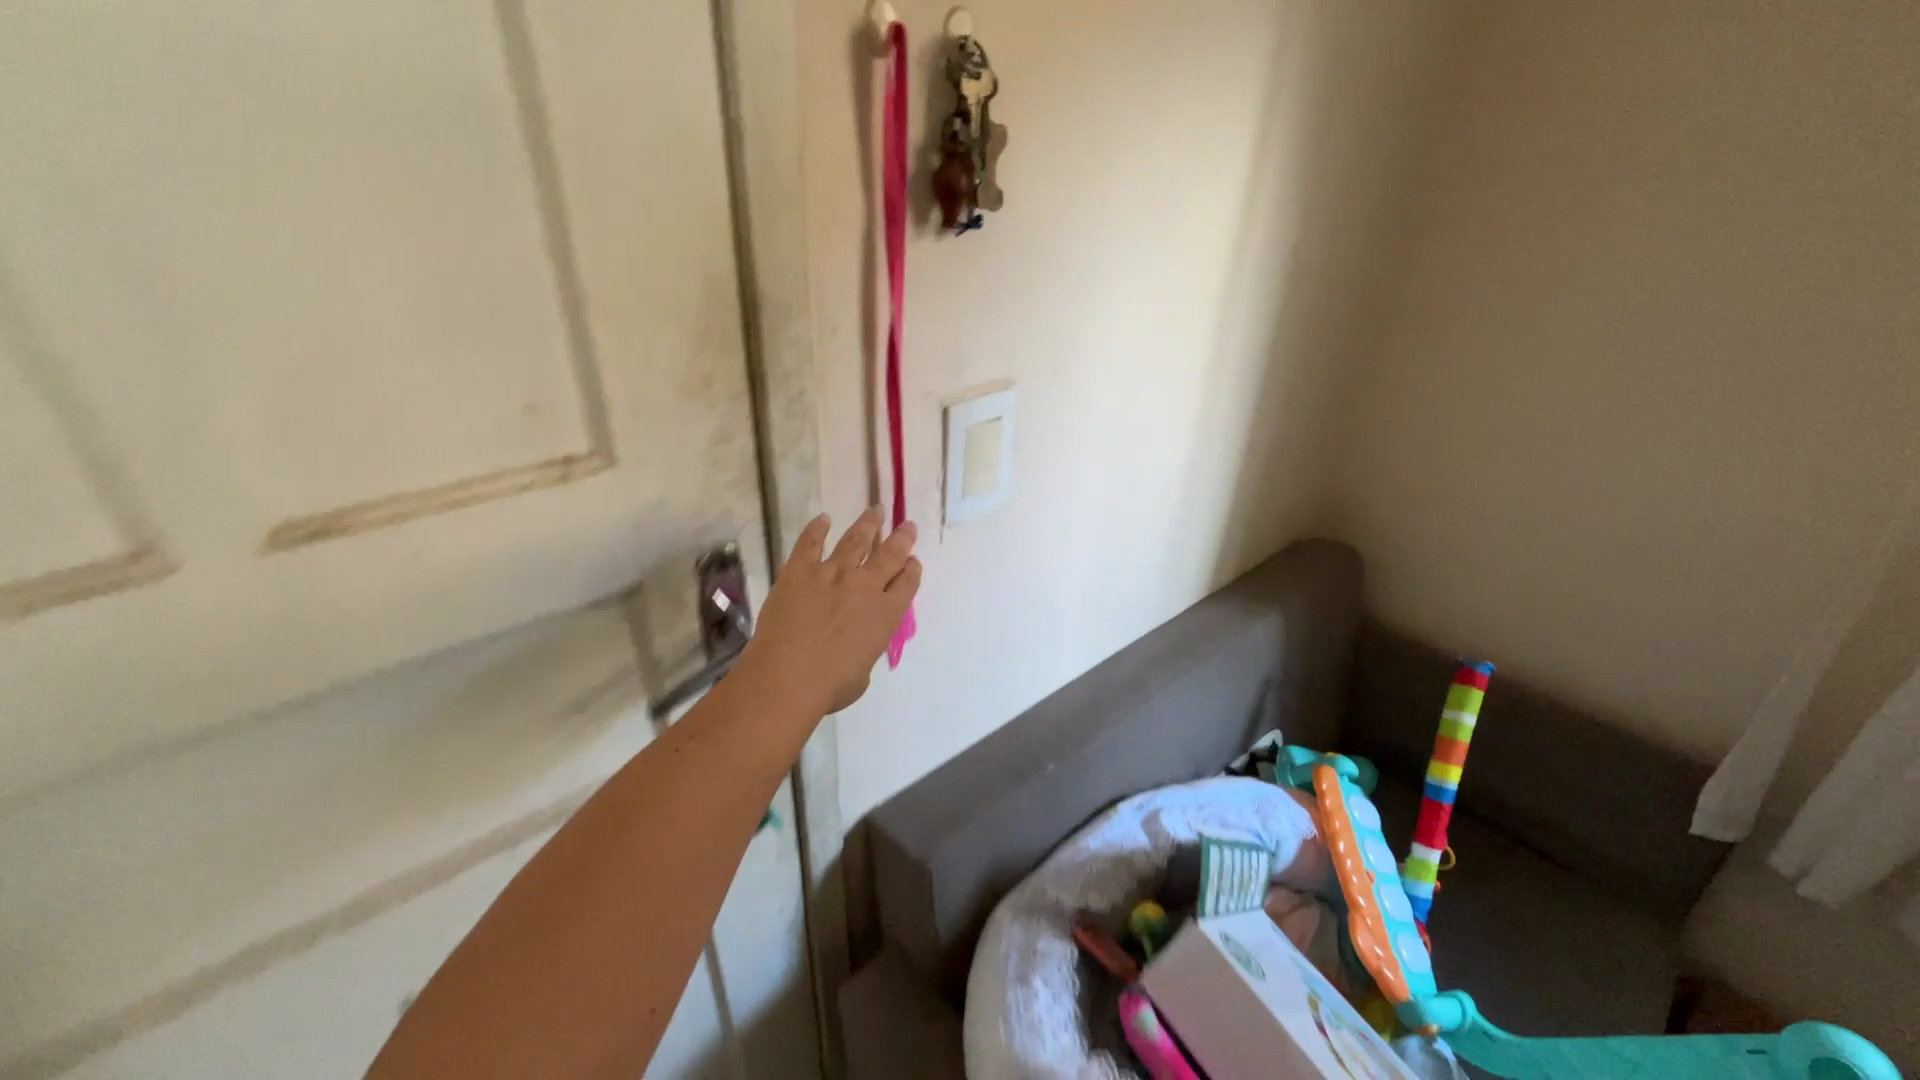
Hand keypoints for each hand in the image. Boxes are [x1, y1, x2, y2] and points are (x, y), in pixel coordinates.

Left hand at [738, 508, 920, 715]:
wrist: (789, 675)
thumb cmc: (830, 686)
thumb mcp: (862, 674)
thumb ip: (864, 652)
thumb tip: (854, 648)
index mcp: (886, 614)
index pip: (906, 584)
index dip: (911, 570)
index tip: (913, 561)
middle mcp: (865, 586)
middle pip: (889, 555)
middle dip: (901, 539)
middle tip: (907, 525)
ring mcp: (832, 574)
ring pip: (856, 540)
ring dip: (868, 524)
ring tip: (875, 510)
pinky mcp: (799, 570)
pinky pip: (810, 543)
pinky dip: (817, 529)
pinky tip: (823, 519)